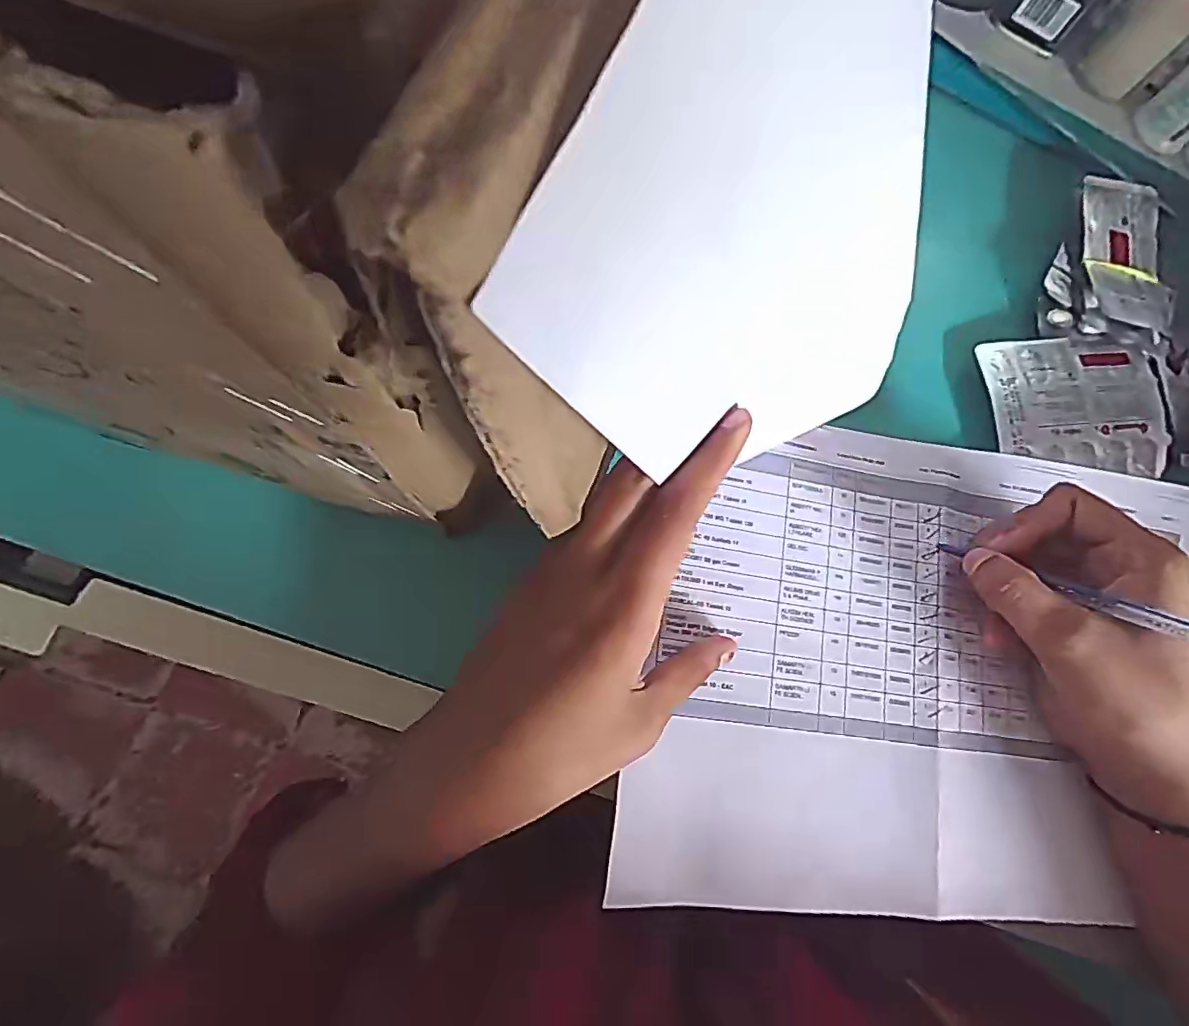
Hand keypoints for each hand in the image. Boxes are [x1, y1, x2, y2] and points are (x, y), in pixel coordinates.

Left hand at [392, 407, 751, 857]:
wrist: (458, 766)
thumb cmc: (556, 756)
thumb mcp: (637, 724)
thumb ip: (685, 673)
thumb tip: (724, 643)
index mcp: (624, 605)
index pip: (674, 515)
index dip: (706, 463)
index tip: (730, 423)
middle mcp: (586, 571)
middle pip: (631, 484)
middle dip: (673, 445)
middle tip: (708, 422)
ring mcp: (550, 570)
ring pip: (604, 499)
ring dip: (642, 473)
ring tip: (676, 464)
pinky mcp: (528, 580)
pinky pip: (582, 529)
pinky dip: (615, 510)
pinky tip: (629, 531)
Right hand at [961, 484, 1188, 827]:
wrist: (1152, 777)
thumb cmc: (1132, 706)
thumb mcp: (1069, 642)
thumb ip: (1017, 593)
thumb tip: (975, 559)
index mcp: (1142, 559)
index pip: (1071, 508)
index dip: (1025, 525)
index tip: (990, 554)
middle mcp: (1123, 569)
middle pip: (1048, 537)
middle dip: (1009, 563)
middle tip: (977, 584)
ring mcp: (1101, 598)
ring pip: (1036, 569)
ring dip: (1005, 592)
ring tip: (990, 626)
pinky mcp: (1080, 624)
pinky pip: (1035, 599)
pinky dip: (1011, 613)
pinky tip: (1000, 638)